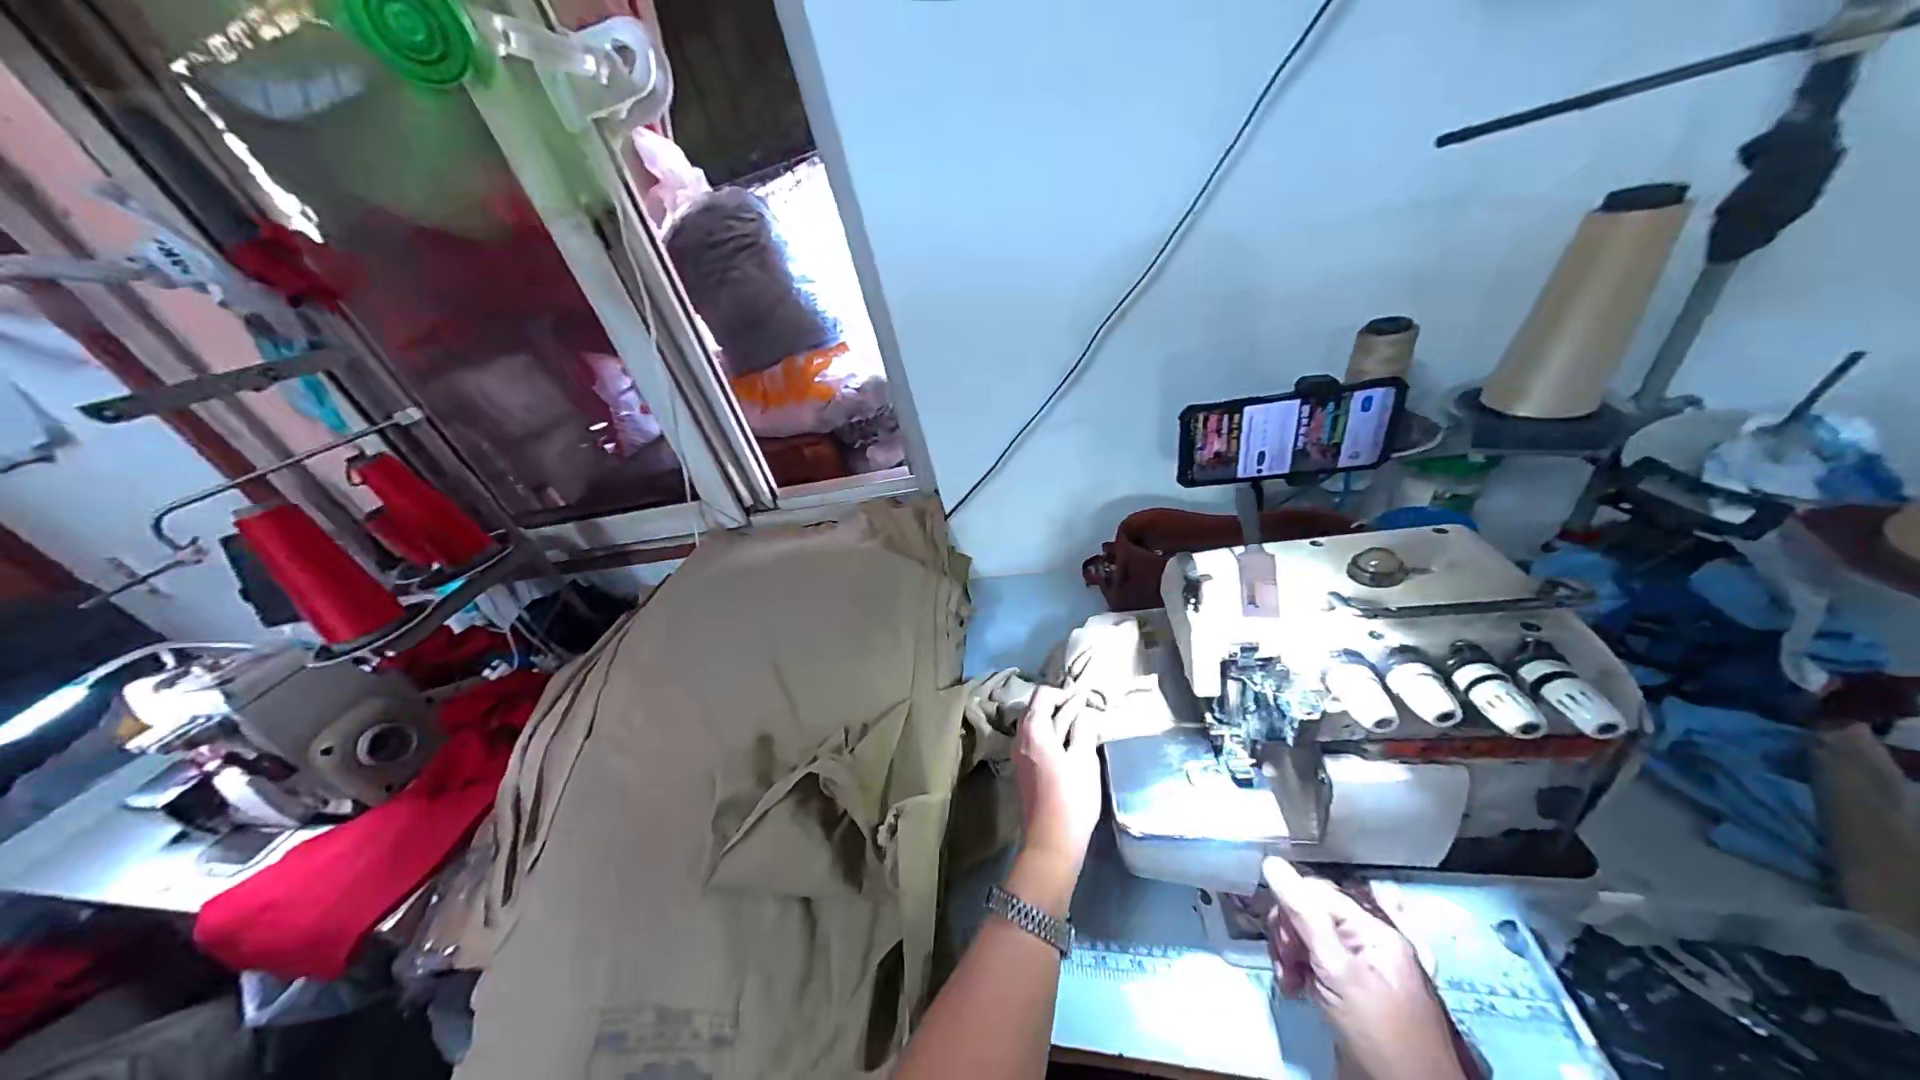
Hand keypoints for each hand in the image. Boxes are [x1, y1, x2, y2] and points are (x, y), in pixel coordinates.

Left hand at [1008, 687, 1104, 912]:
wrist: (1052, 840)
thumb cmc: (1072, 798)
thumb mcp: (1084, 759)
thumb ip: (1083, 729)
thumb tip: (1083, 711)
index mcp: (1033, 730)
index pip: (1043, 695)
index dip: (1064, 692)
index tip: (1085, 700)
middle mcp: (1019, 737)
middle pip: (1036, 708)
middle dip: (1059, 704)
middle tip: (1084, 710)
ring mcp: (1018, 753)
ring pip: (1034, 724)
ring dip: (1054, 720)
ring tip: (1080, 725)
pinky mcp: (1023, 768)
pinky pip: (1034, 740)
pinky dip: (1050, 734)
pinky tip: (1068, 743)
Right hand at [1262, 857, 1465, 1079]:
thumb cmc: (1378, 1032)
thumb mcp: (1337, 970)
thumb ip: (1304, 914)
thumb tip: (1273, 864)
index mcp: (1373, 930)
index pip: (1317, 892)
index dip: (1290, 907)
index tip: (1281, 939)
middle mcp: (1366, 940)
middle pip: (1309, 912)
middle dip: (1288, 934)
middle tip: (1287, 963)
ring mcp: (1358, 964)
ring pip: (1307, 936)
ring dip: (1289, 955)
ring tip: (1289, 980)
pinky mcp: (1347, 984)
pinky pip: (1314, 960)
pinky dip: (1298, 970)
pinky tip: (1297, 987)